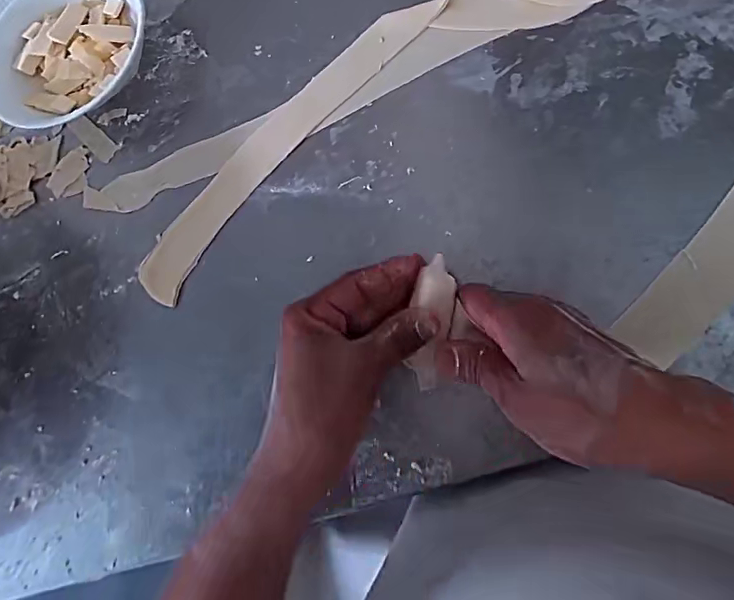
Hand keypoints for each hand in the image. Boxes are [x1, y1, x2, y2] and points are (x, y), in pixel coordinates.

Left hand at [252, 254, 438, 499]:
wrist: (300, 470)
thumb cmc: (324, 410)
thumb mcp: (365, 366)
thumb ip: (398, 335)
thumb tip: (431, 316)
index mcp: (309, 315)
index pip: (355, 285)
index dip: (389, 273)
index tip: (420, 263)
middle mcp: (315, 325)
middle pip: (362, 301)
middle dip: (397, 292)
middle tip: (433, 280)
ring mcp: (326, 347)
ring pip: (368, 322)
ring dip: (398, 314)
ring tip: (432, 301)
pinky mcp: (338, 368)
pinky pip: (369, 342)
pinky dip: (392, 336)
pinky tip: (416, 330)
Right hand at [438, 285, 733, 469]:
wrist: (649, 416)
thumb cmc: (578, 412)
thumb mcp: (517, 398)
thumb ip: (477, 367)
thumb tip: (440, 347)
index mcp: (515, 316)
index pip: (467, 294)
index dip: (446, 312)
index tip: (434, 340)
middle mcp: (536, 304)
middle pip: (488, 303)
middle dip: (468, 328)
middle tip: (456, 367)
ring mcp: (558, 314)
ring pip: (511, 315)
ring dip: (494, 337)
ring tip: (488, 376)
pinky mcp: (575, 327)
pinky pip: (533, 323)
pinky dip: (518, 341)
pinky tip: (523, 373)